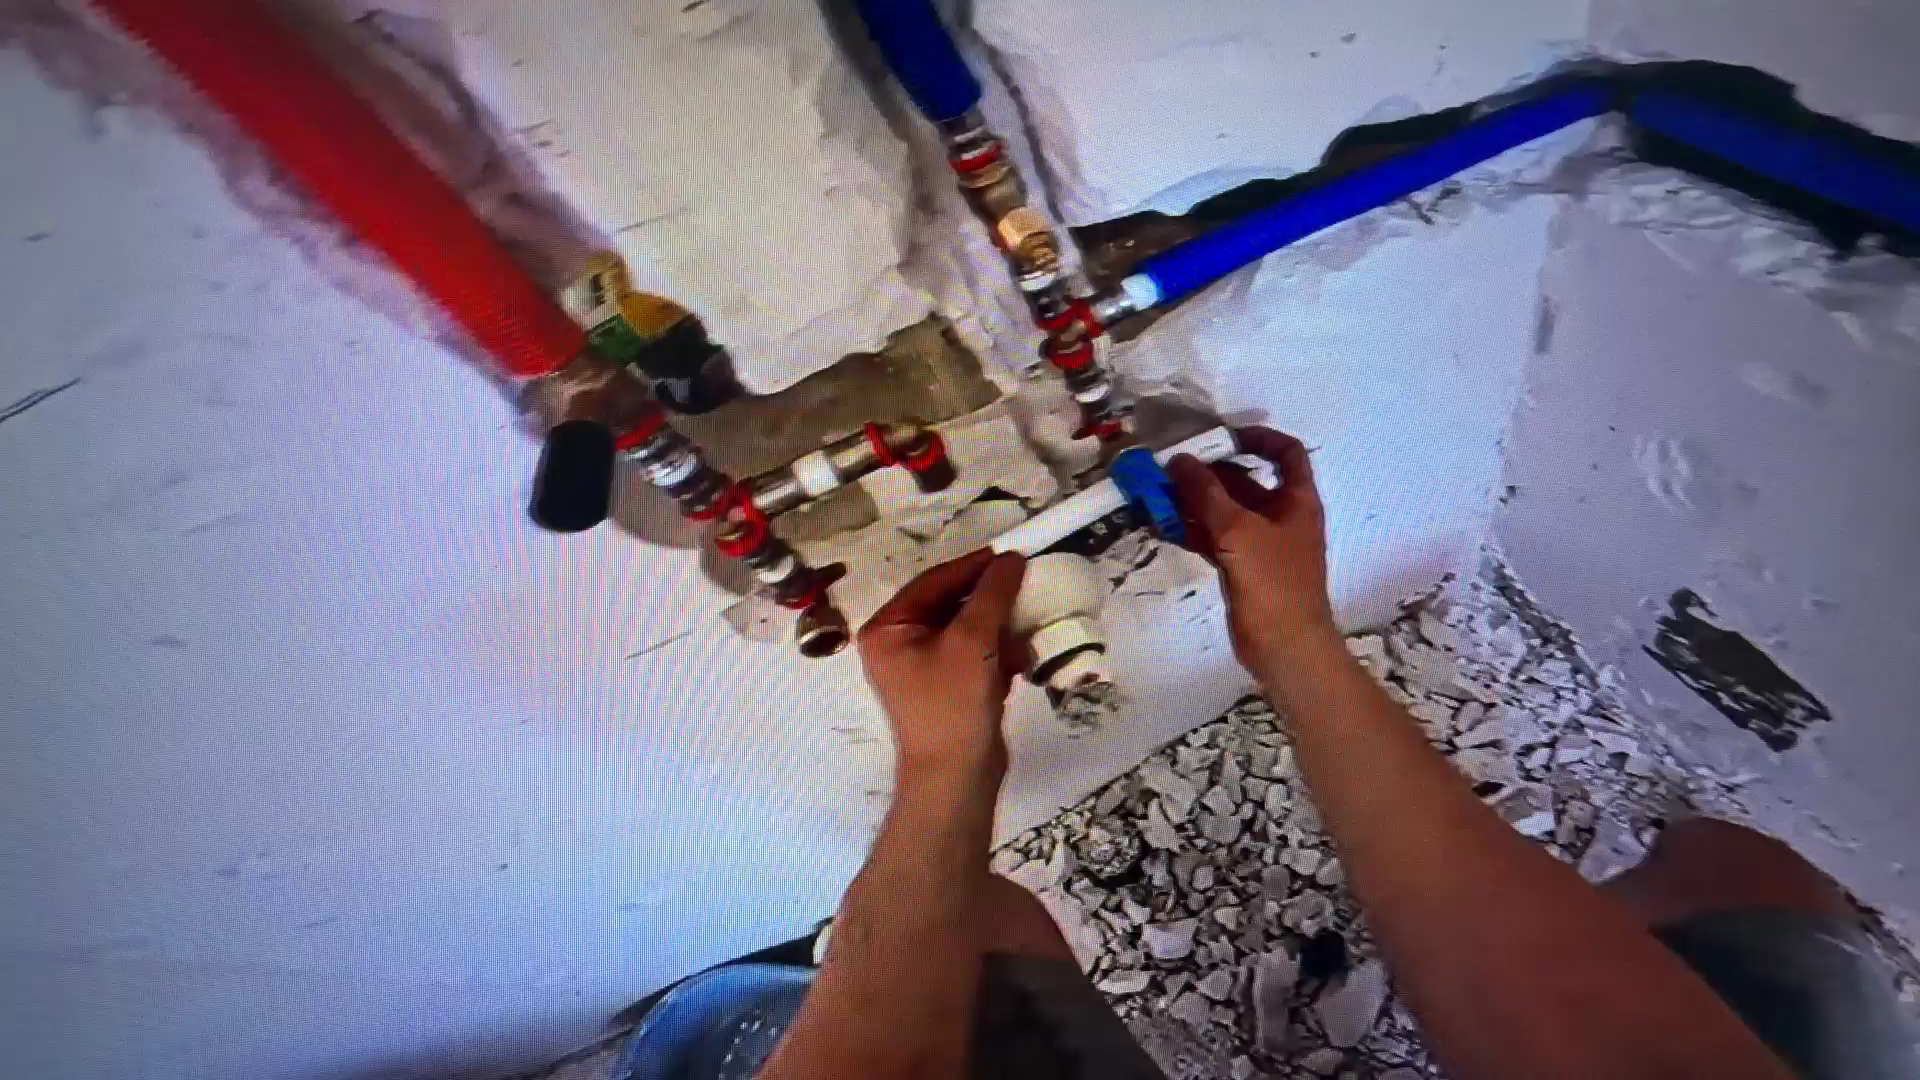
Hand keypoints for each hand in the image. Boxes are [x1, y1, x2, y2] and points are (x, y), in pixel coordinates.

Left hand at [858, 550, 1027, 784]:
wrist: (956, 780)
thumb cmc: (953, 705)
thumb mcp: (973, 641)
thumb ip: (992, 594)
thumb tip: (1011, 558)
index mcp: (887, 630)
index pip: (932, 582)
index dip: (972, 566)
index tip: (1009, 554)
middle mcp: (897, 645)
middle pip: (949, 604)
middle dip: (989, 601)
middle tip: (1023, 584)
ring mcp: (921, 668)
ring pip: (966, 630)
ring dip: (997, 628)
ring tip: (1025, 626)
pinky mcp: (946, 688)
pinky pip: (973, 656)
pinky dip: (996, 654)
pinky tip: (1019, 661)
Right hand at [1168, 427, 1340, 677]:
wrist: (1284, 645)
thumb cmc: (1273, 582)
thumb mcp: (1239, 530)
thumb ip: (1207, 493)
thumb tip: (1179, 461)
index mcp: (1296, 500)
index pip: (1286, 452)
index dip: (1258, 437)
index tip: (1221, 436)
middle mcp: (1280, 516)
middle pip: (1244, 482)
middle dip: (1208, 474)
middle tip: (1170, 468)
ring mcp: (1259, 543)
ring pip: (1223, 511)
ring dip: (1193, 502)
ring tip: (1157, 494)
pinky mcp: (1240, 567)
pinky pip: (1213, 538)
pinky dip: (1191, 530)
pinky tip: (1162, 525)